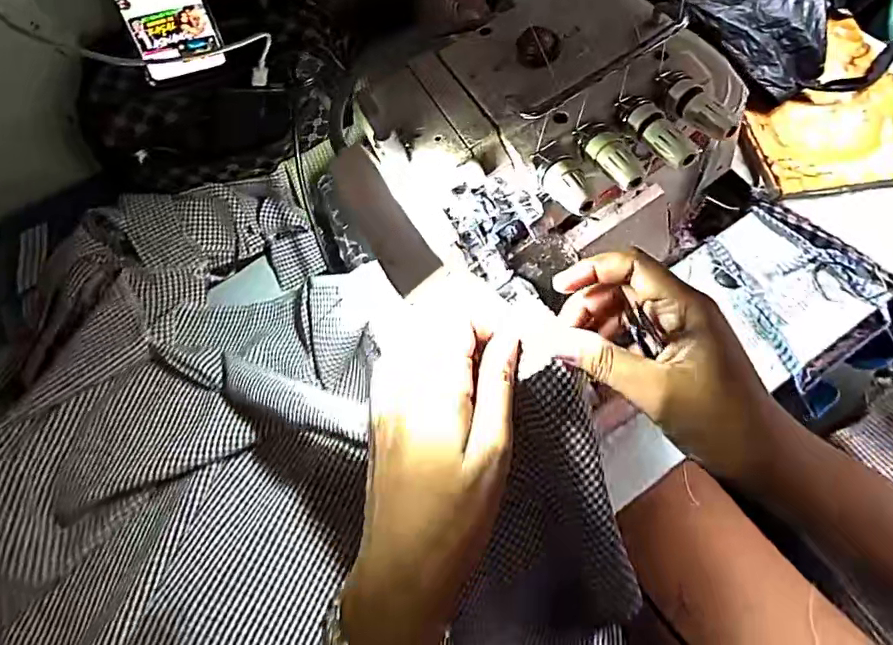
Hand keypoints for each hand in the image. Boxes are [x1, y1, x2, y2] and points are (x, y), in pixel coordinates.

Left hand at [342, 296, 520, 644]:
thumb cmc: (452, 524)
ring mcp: (385, 396)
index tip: (513, 342)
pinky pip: (402, 357)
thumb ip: (499, 384)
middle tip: (502, 355)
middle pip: (437, 319)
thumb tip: (511, 338)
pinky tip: (446, 379)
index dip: (492, 320)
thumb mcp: (492, 452)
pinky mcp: (379, 411)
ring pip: (418, 333)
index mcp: (432, 390)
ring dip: (452, 339)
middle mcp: (401, 384)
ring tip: (479, 370)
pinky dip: (428, 353)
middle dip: (475, 327)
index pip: (459, 318)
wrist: (399, 574)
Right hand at [550, 249, 791, 488]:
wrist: (763, 457)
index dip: (592, 269)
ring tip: (578, 350)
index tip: (562, 286)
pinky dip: (614, 343)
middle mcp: (683, 308)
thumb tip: (565, 342)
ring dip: (599, 324)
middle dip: (590, 303)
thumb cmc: (724, 423)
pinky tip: (598, 362)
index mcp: (685, 305)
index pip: (632, 264)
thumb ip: (606, 363)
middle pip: (625, 286)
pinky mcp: (678, 349)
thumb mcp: (656, 392)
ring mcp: (681, 328)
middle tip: (567, 332)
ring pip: (628, 310)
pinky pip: (638, 333)